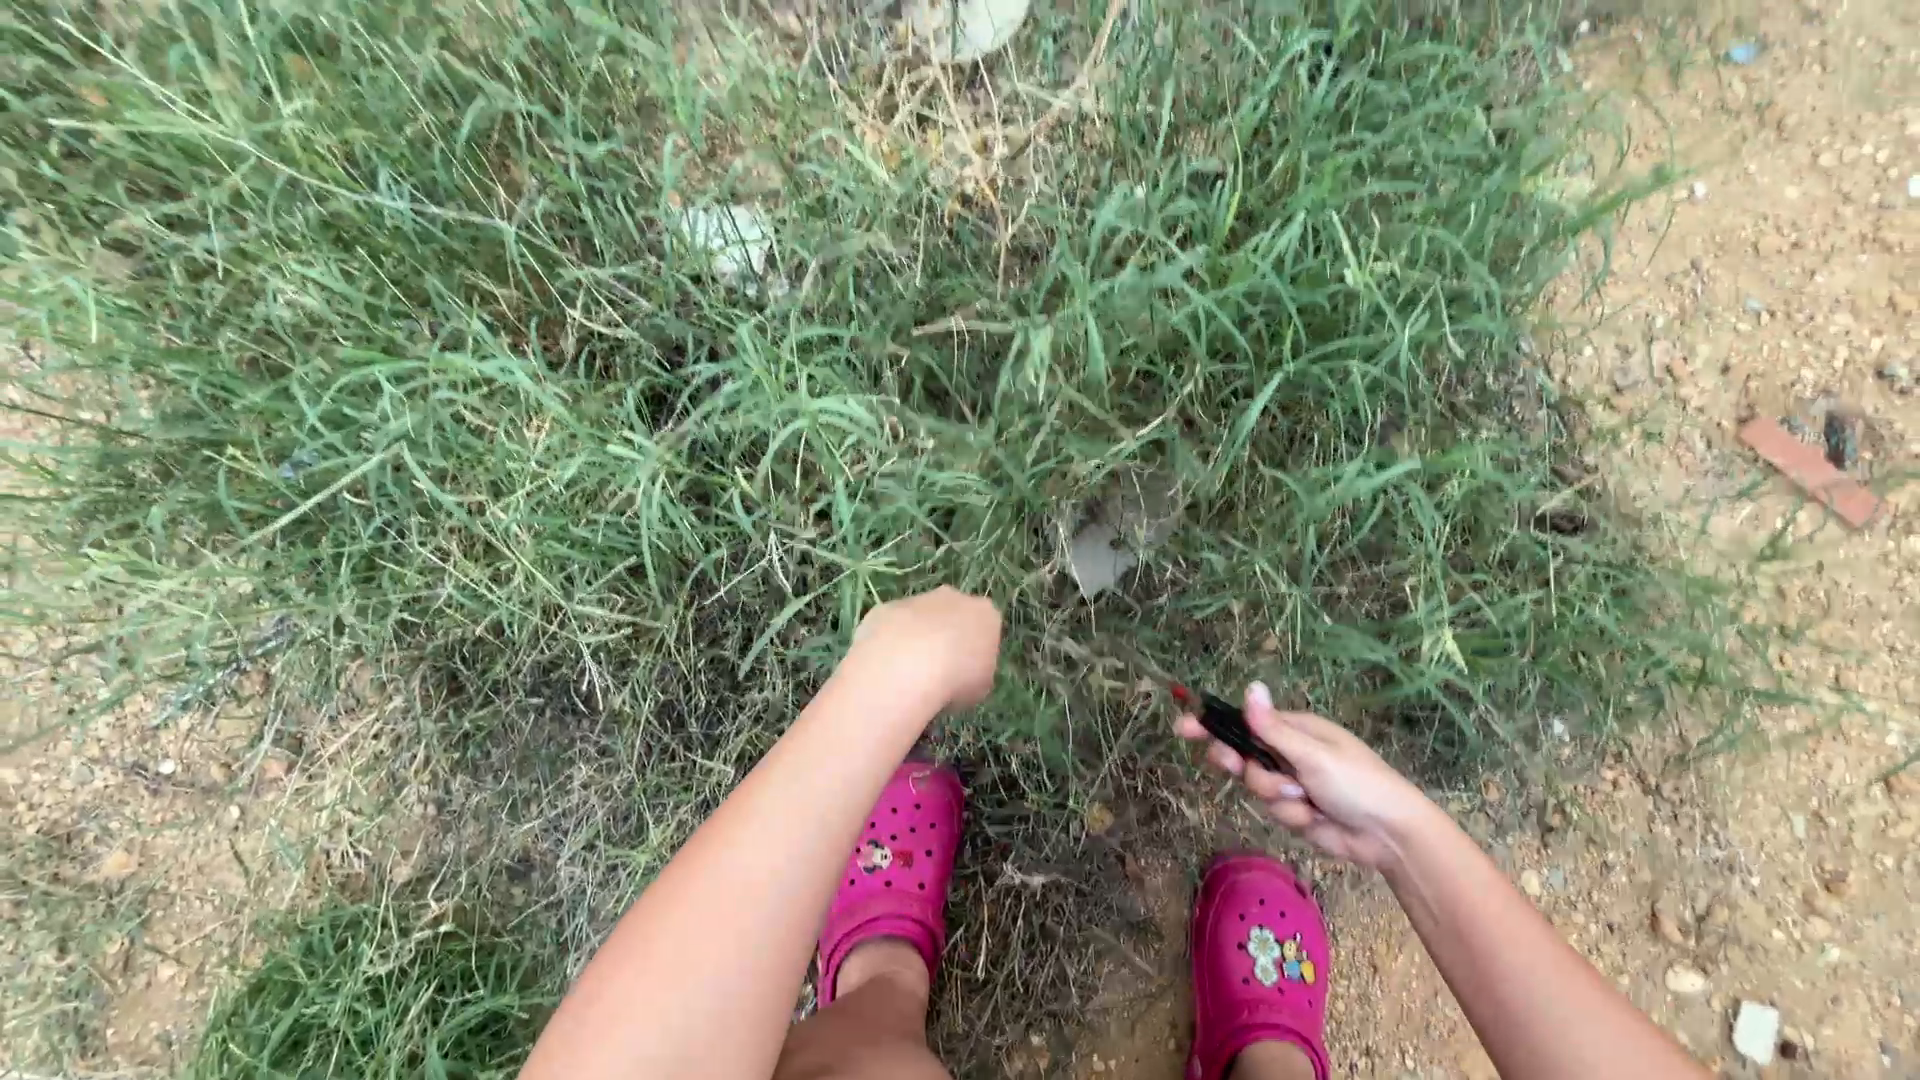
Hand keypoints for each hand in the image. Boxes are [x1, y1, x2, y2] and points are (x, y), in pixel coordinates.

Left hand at [844, 586, 1002, 708]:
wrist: (905, 667)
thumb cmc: (955, 680)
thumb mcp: (980, 688)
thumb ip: (976, 673)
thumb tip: (962, 675)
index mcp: (984, 614)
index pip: (986, 627)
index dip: (976, 650)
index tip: (966, 672)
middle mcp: (952, 598)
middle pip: (953, 614)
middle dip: (946, 636)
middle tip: (938, 670)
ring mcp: (916, 600)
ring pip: (920, 618)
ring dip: (916, 639)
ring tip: (907, 673)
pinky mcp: (886, 608)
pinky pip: (891, 625)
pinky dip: (889, 642)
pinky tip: (886, 666)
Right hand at [1174, 682, 1436, 872]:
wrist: (1390, 836)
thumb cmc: (1357, 783)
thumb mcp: (1312, 753)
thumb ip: (1272, 728)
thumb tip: (1250, 686)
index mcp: (1296, 729)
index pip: (1245, 722)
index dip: (1214, 725)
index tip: (1184, 728)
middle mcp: (1290, 752)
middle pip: (1244, 755)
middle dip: (1245, 767)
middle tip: (1237, 769)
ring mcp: (1293, 782)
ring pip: (1257, 786)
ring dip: (1276, 796)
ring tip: (1305, 799)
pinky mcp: (1297, 810)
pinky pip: (1274, 810)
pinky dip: (1291, 816)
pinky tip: (1315, 817)